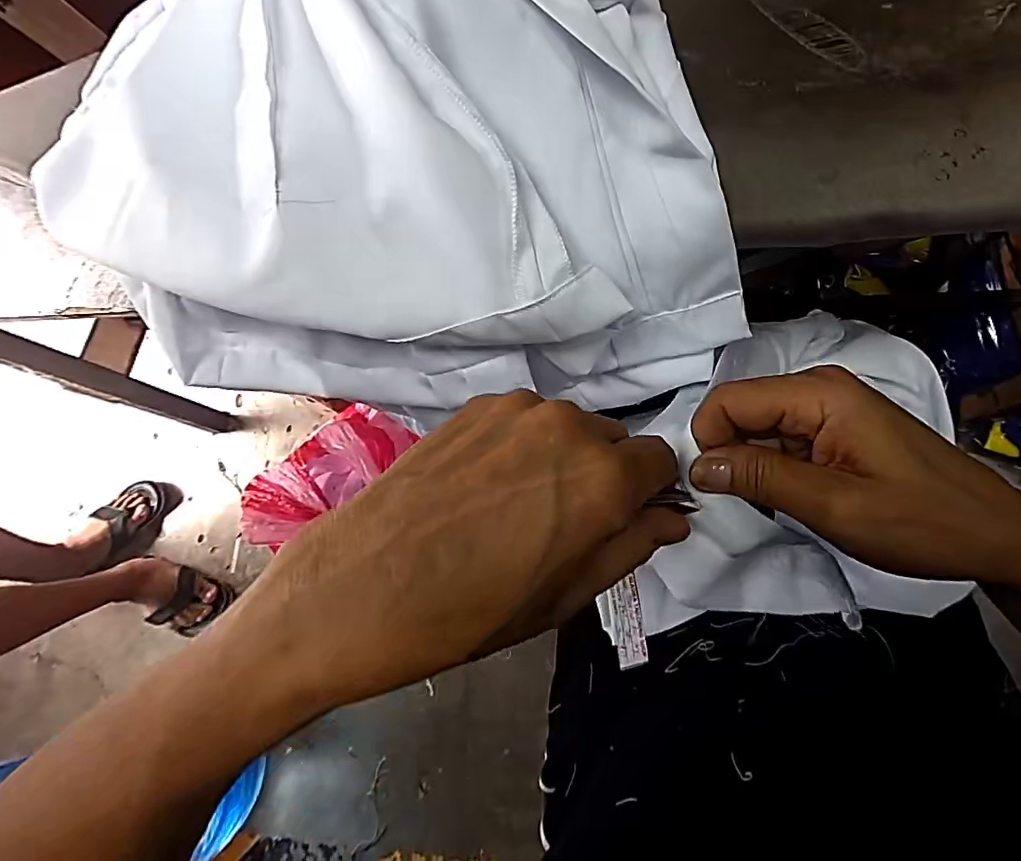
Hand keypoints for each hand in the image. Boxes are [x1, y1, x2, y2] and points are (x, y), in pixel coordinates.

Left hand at [212, 391, 687, 713]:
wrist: (345, 596)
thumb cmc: (467, 615)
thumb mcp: (565, 596)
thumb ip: (632, 546)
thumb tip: (675, 517)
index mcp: (606, 480)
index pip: (664, 461)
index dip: (652, 491)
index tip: (629, 516)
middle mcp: (574, 429)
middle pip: (619, 441)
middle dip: (610, 475)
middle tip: (566, 521)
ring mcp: (524, 410)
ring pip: (575, 428)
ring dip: (567, 457)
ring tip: (518, 503)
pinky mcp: (482, 405)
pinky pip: (531, 420)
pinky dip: (527, 444)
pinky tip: (487, 484)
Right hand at [689, 365, 1020, 586]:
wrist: (989, 531)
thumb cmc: (919, 520)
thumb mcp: (835, 506)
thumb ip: (763, 478)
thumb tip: (700, 462)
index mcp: (821, 393)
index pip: (731, 399)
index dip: (711, 442)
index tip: (715, 491)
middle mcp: (824, 389)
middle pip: (747, 412)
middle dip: (733, 456)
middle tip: (753, 507)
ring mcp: (836, 410)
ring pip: (767, 431)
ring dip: (759, 469)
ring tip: (787, 509)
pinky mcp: (845, 432)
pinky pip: (793, 444)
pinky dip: (784, 472)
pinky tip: (806, 502)